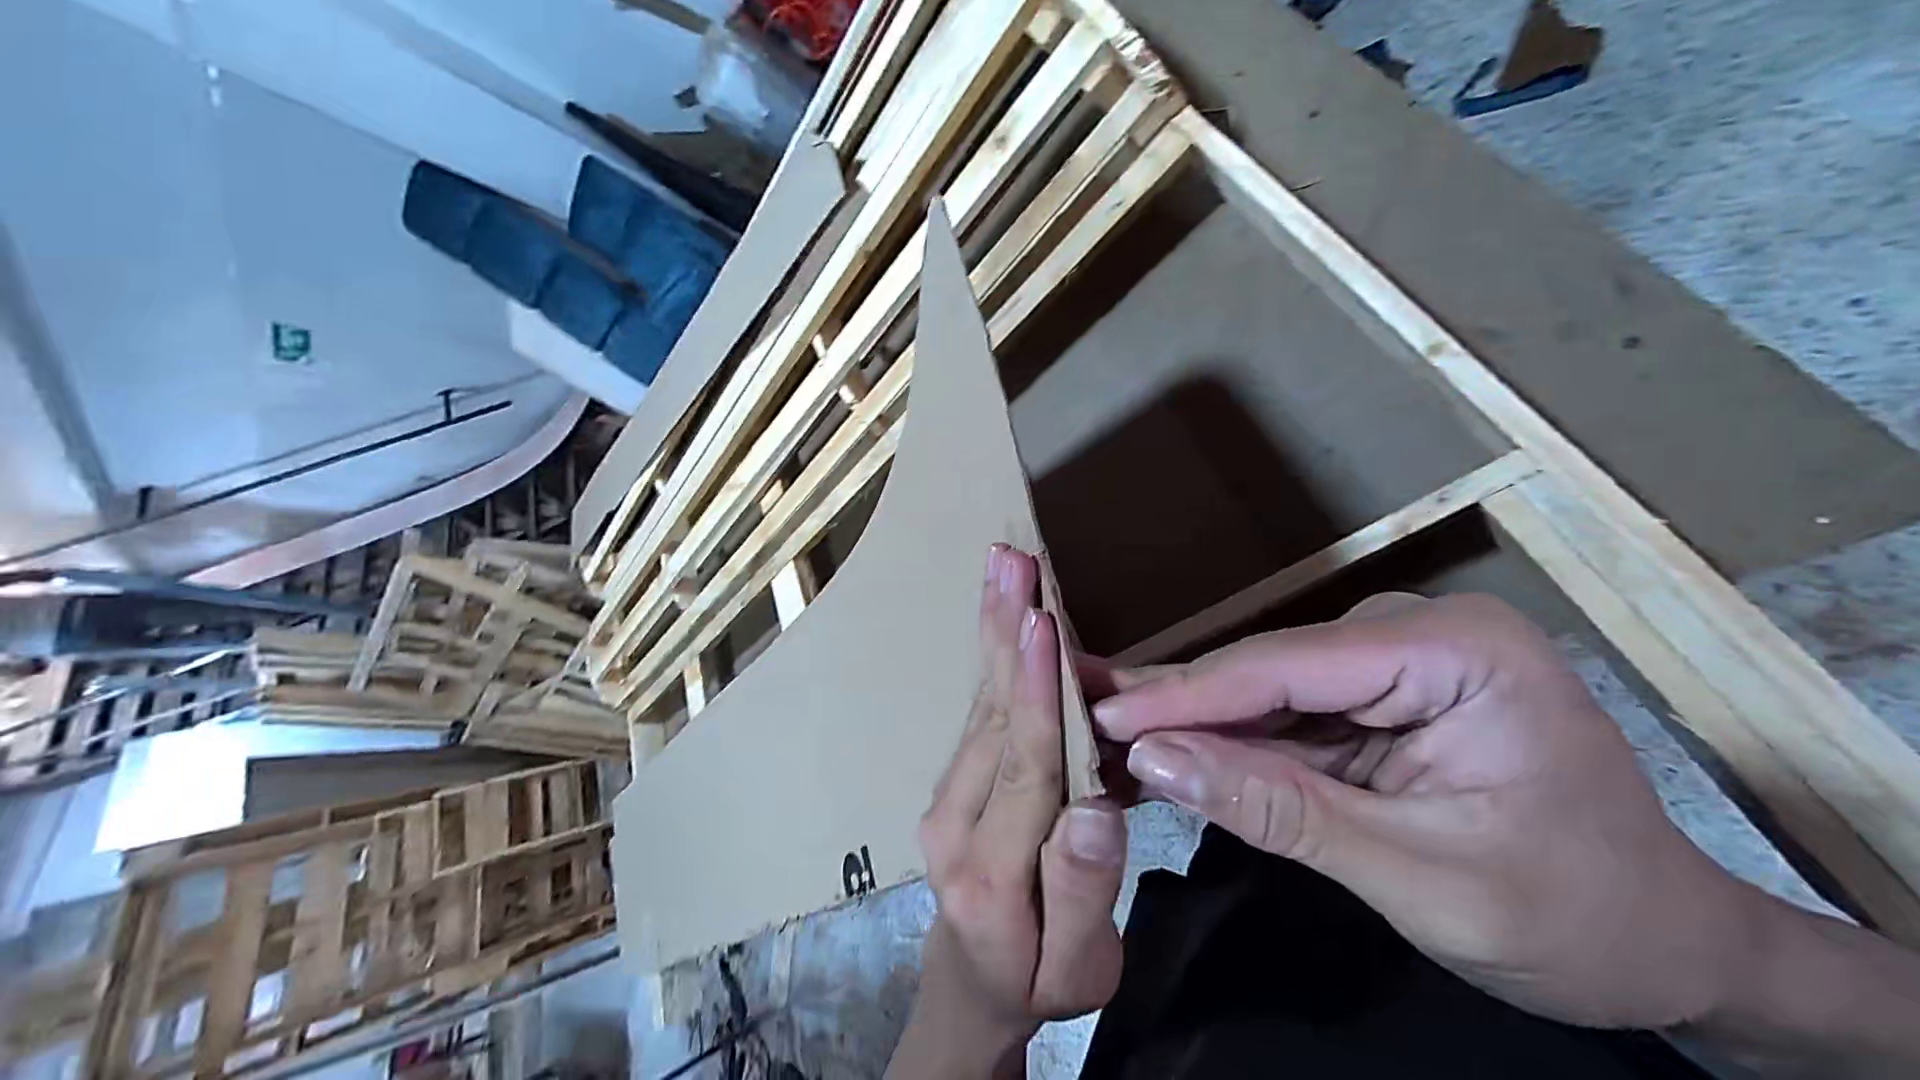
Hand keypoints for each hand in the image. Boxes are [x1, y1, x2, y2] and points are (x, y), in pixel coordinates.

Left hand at [888, 545, 1128, 1077]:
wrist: (970, 986)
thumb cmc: (1036, 979)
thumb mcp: (1080, 968)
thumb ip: (1085, 891)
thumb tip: (1095, 806)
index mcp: (989, 869)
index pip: (1023, 765)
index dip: (1037, 691)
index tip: (1042, 621)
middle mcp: (953, 818)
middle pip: (991, 716)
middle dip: (1003, 632)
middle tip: (1008, 559)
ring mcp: (946, 793)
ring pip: (981, 703)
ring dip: (993, 631)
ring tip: (1002, 567)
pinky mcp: (953, 780)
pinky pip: (981, 712)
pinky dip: (994, 657)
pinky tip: (1002, 614)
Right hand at [1092, 592, 1764, 1030]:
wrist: (1671, 949)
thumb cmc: (1576, 920)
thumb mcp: (1420, 877)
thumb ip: (1279, 809)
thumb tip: (1154, 760)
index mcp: (1456, 651)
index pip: (1285, 664)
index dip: (1184, 695)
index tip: (1100, 715)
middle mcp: (1414, 633)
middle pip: (1264, 667)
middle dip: (1173, 701)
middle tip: (1079, 708)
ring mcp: (1390, 662)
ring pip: (1260, 688)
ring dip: (1186, 719)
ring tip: (1101, 725)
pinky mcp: (1371, 696)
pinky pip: (1280, 713)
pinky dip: (1222, 738)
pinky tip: (1158, 741)